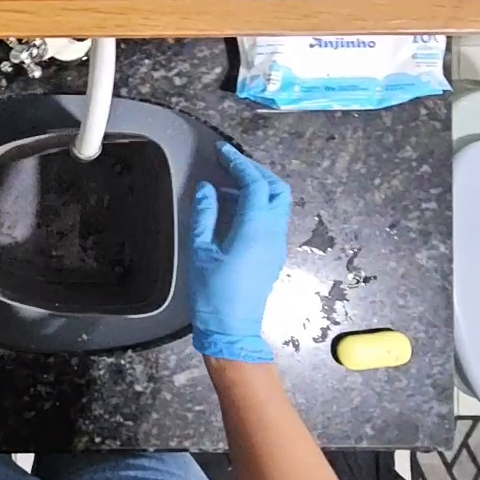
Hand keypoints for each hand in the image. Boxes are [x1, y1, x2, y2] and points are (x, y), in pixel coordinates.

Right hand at [190, 144, 292, 362]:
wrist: (231, 327)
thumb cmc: (212, 291)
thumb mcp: (201, 250)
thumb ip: (206, 215)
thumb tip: (207, 189)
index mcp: (255, 230)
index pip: (255, 184)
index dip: (240, 163)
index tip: (222, 152)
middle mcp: (273, 233)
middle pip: (277, 189)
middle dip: (256, 170)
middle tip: (231, 163)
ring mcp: (277, 244)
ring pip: (278, 203)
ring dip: (258, 186)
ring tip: (228, 184)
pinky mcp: (273, 253)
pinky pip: (272, 218)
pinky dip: (257, 203)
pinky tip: (233, 207)